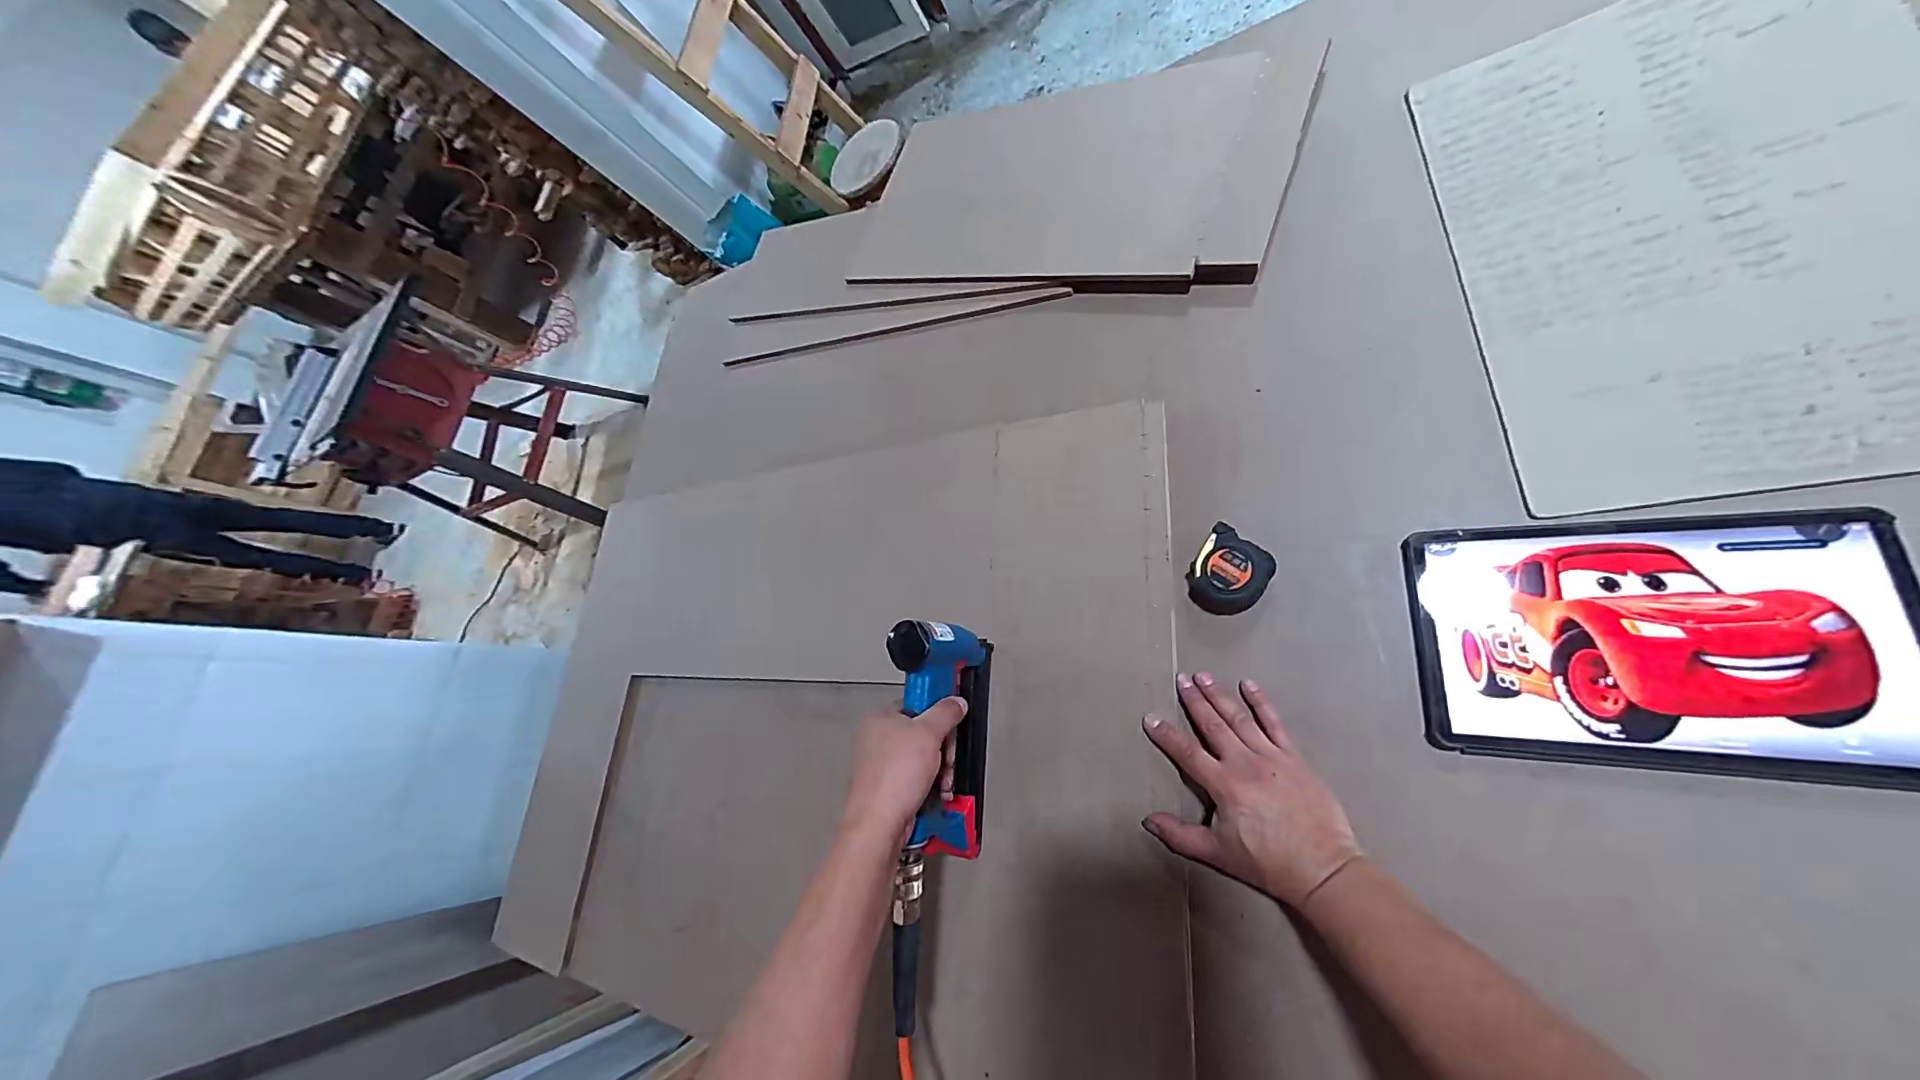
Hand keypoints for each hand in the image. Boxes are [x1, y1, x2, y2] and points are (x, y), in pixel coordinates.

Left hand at [841, 697, 968, 839]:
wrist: (880, 823)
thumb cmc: (892, 778)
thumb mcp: (928, 733)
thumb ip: (946, 712)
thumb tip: (956, 702)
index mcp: (880, 719)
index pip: (916, 704)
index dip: (937, 712)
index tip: (952, 717)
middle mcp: (878, 741)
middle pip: (924, 734)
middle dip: (944, 748)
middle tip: (947, 757)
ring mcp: (884, 767)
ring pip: (925, 759)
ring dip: (942, 770)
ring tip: (942, 780)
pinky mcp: (891, 789)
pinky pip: (920, 780)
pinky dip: (933, 786)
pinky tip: (937, 793)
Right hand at [1142, 673, 1360, 907]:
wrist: (1324, 869)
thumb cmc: (1268, 864)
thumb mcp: (1217, 853)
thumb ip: (1179, 835)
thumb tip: (1148, 820)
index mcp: (1224, 785)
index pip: (1187, 753)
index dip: (1166, 735)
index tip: (1151, 718)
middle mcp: (1245, 764)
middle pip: (1213, 724)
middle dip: (1194, 701)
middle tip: (1181, 679)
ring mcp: (1272, 758)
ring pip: (1240, 718)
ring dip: (1220, 695)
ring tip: (1204, 676)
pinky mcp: (1295, 759)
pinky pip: (1275, 723)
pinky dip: (1261, 702)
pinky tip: (1249, 685)